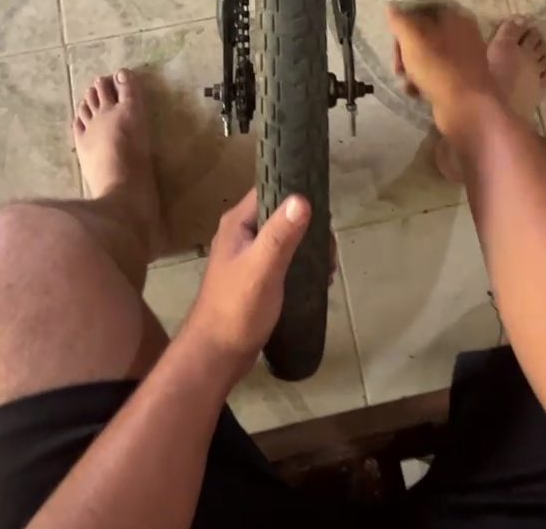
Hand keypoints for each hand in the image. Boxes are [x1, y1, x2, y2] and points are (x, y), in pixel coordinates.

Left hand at [179, 188, 310, 383]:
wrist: (216, 356)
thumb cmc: (237, 309)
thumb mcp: (262, 268)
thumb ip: (280, 234)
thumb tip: (302, 198)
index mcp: (237, 223)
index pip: (270, 189)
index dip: (297, 191)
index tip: (325, 206)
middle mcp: (241, 233)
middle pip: (282, 214)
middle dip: (310, 226)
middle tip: (329, 249)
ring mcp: (247, 256)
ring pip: (286, 238)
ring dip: (308, 248)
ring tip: (328, 267)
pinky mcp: (256, 277)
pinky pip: (284, 259)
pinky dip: (302, 264)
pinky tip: (318, 279)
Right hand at [387, 1, 500, 128]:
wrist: (466, 107)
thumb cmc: (439, 67)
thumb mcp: (413, 40)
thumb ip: (400, 21)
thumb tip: (391, 6)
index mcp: (456, 18)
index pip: (425, 9)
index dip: (406, 21)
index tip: (394, 37)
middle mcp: (464, 35)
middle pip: (425, 34)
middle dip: (406, 48)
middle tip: (397, 64)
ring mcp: (463, 59)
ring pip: (429, 56)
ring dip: (412, 67)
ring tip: (404, 80)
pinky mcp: (461, 81)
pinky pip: (436, 74)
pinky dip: (423, 80)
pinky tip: (414, 91)